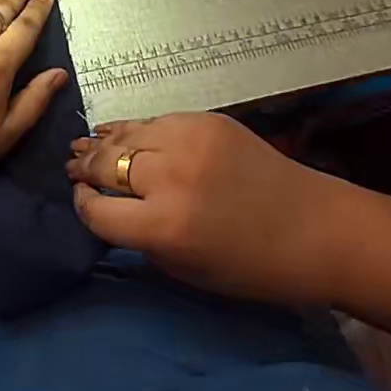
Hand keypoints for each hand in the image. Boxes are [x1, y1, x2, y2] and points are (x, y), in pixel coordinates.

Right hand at [66, 113, 358, 305]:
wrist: (316, 227)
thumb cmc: (252, 266)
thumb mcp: (185, 269)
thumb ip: (140, 238)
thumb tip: (108, 207)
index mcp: (165, 226)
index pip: (97, 210)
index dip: (82, 206)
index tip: (81, 200)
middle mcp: (170, 177)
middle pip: (105, 164)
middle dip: (85, 169)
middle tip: (73, 169)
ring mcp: (189, 140)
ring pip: (126, 134)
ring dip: (103, 143)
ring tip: (86, 146)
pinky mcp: (206, 120)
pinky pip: (156, 121)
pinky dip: (135, 130)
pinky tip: (121, 133)